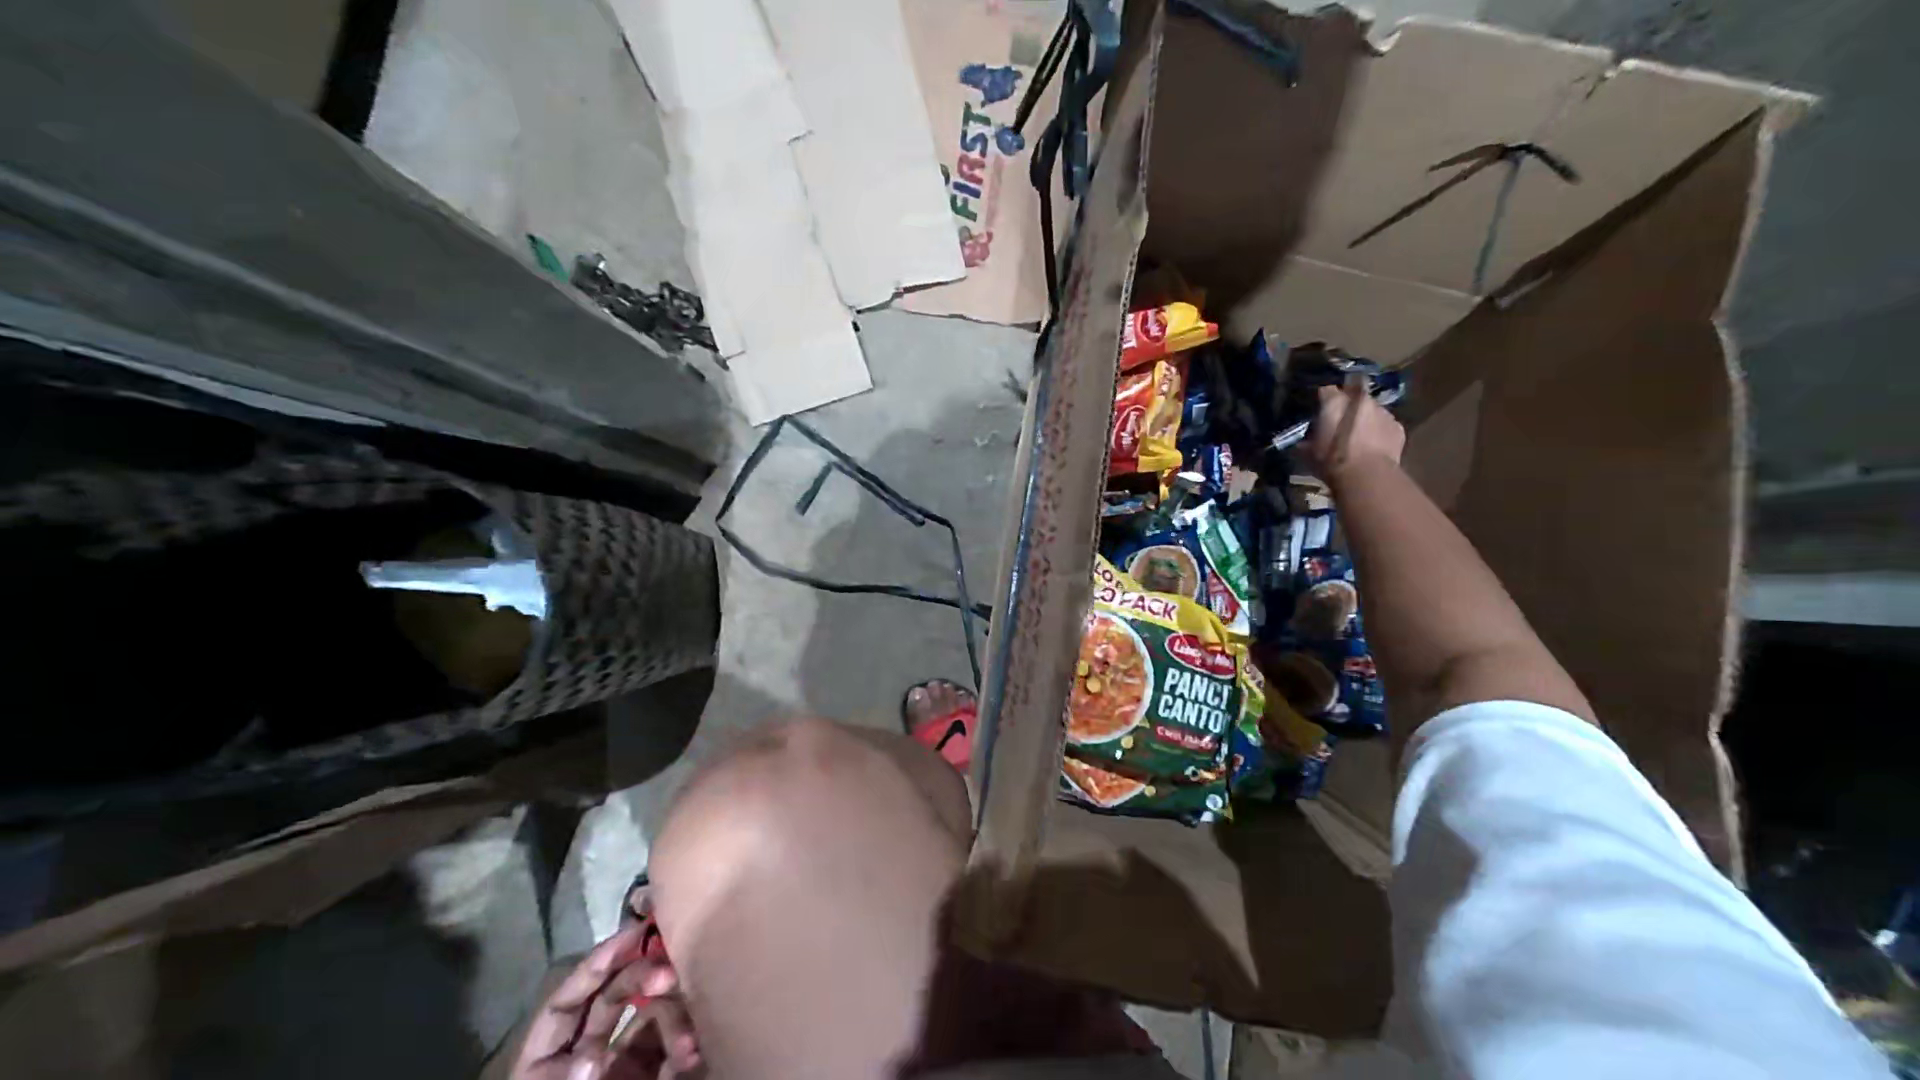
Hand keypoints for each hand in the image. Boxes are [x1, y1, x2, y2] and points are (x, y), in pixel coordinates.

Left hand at [510, 922, 699, 1079]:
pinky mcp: (653, 1077)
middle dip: (644, 979)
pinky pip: (671, 1050)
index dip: (597, 963)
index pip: (568, 998)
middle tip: (670, 971)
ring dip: (674, 1017)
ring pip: (651, 1018)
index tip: (634, 932)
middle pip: (615, 998)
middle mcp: (585, 1053)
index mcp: (545, 1060)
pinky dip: (686, 1045)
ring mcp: (620, 1066)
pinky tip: (694, 1053)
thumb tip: (590, 1056)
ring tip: (688, 1043)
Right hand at [1306, 377, 1404, 483]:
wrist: (1367, 476)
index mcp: (1335, 402)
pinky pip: (1385, 424)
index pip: (1326, 390)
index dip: (1323, 399)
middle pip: (1353, 395)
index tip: (1319, 409)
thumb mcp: (1309, 453)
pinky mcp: (1397, 426)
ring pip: (1372, 409)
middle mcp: (1360, 400)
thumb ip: (1308, 441)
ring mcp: (1383, 411)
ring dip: (1365, 418)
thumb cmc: (1331, 461)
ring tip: (1359, 436)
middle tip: (1340, 422)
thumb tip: (1304, 443)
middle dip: (1347, 406)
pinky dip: (1380, 431)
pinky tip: (1374, 446)